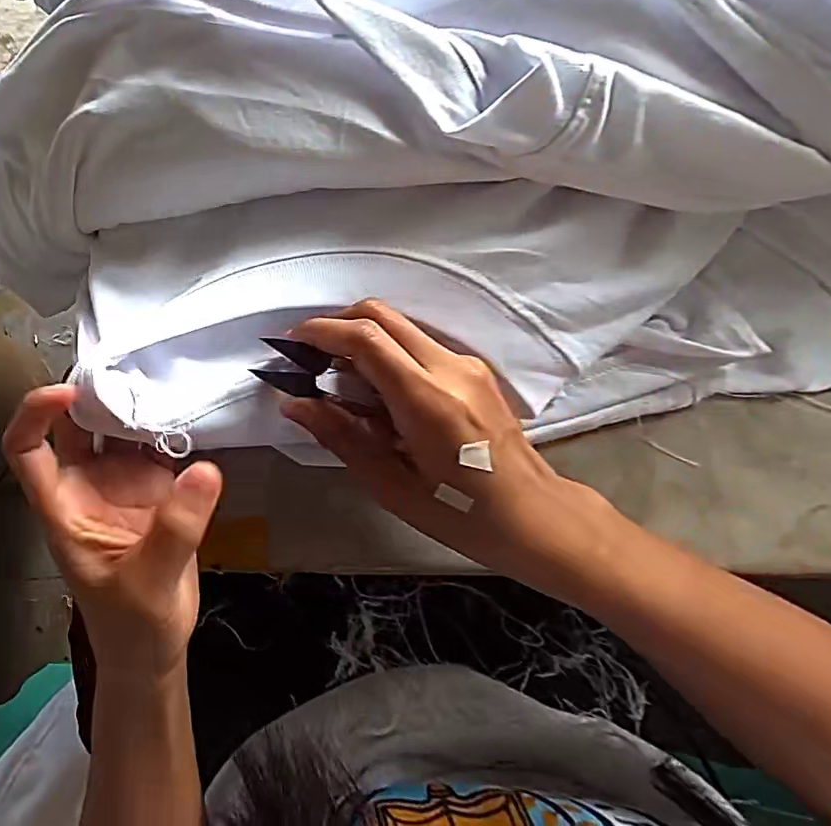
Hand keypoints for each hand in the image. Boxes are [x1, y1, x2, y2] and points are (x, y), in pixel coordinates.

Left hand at [4, 385, 223, 677]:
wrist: (154, 649)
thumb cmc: (132, 626)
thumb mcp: (149, 583)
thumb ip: (176, 529)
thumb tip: (204, 470)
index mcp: (63, 507)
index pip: (28, 451)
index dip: (34, 415)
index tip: (67, 393)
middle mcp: (88, 486)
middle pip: (75, 427)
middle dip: (94, 395)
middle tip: (129, 367)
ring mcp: (122, 485)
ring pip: (118, 430)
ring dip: (135, 406)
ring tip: (163, 379)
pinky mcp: (156, 488)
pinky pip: (157, 445)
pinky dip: (169, 426)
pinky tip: (187, 411)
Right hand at [279, 300, 606, 582]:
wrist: (538, 516)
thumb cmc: (464, 515)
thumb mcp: (393, 487)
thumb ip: (342, 438)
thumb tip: (297, 404)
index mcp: (429, 401)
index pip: (367, 339)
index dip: (322, 332)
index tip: (292, 344)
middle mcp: (450, 368)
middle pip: (382, 314)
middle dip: (337, 324)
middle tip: (310, 357)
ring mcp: (466, 364)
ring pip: (400, 325)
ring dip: (362, 338)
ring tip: (340, 381)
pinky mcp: (473, 368)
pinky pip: (418, 343)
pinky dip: (386, 353)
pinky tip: (377, 394)